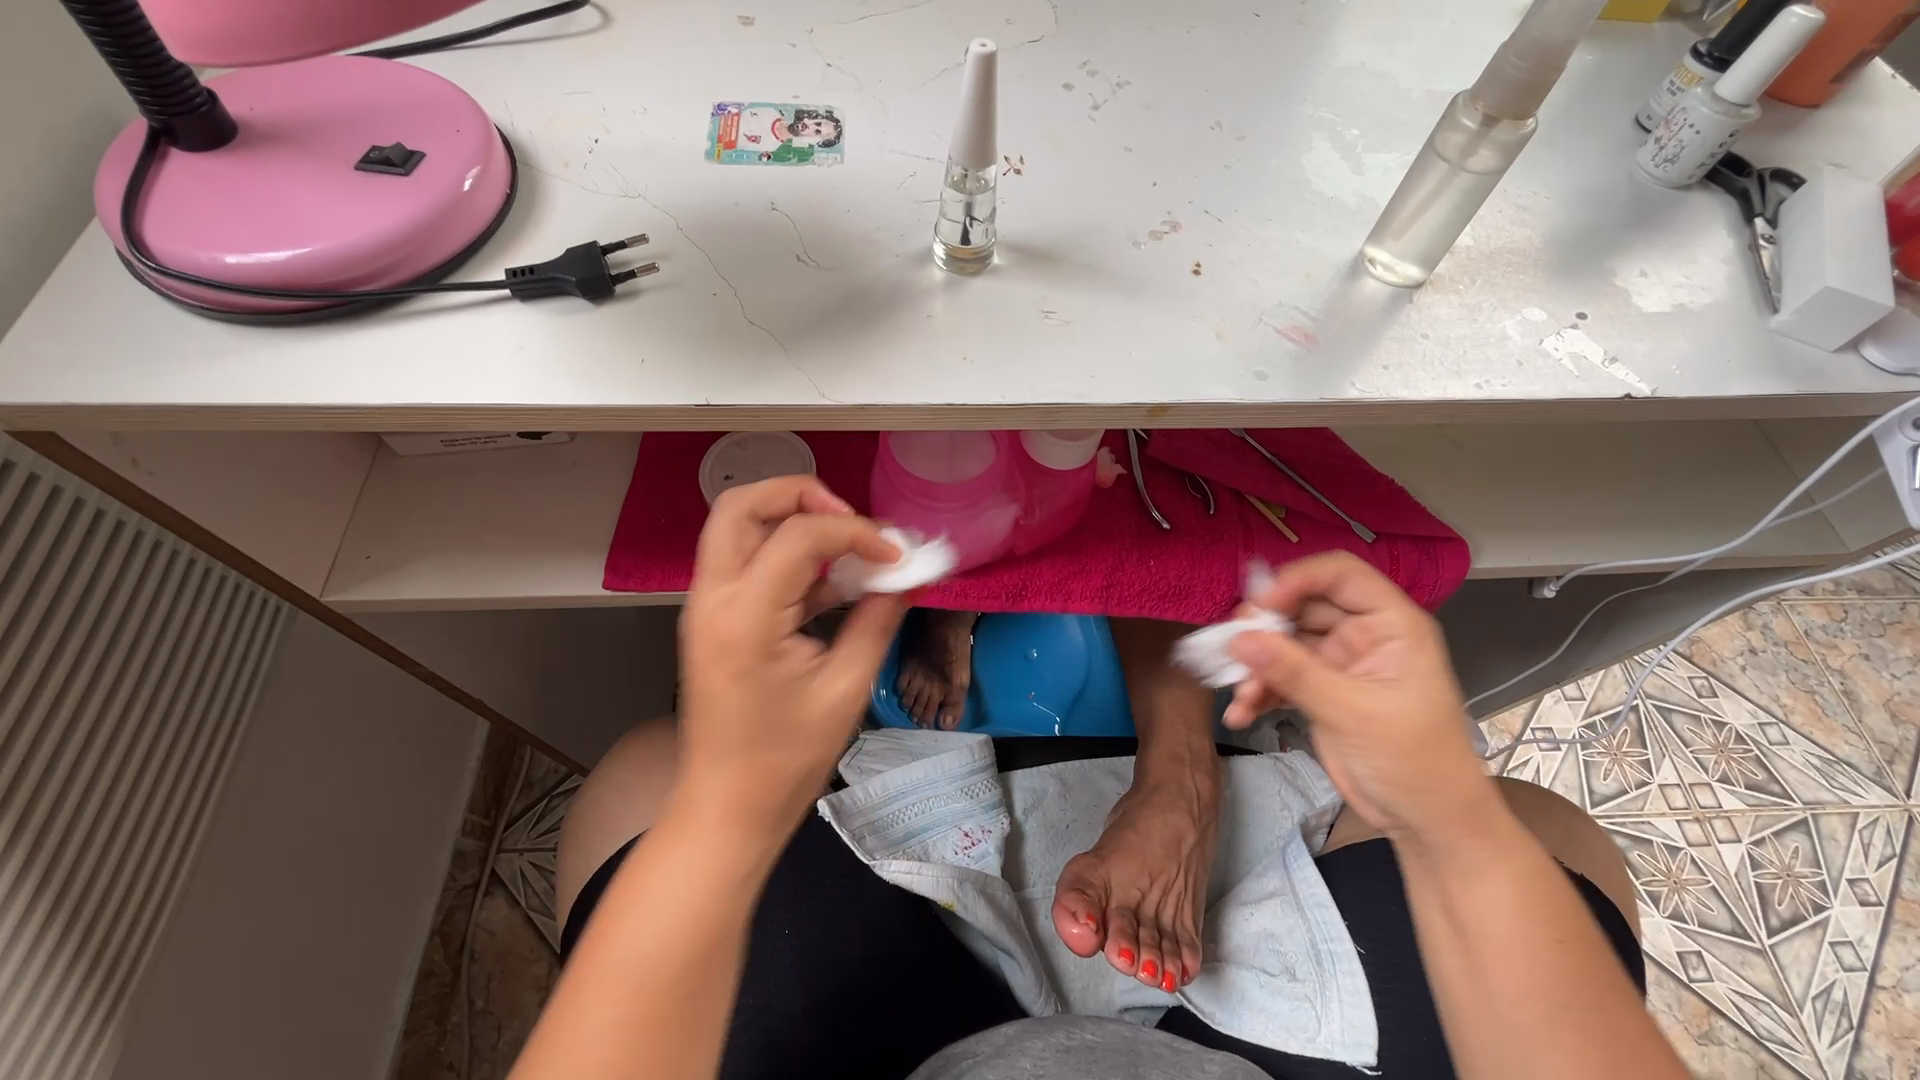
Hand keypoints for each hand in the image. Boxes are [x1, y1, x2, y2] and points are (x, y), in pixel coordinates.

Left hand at [675, 476, 910, 839]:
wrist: (727, 807)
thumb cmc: (786, 760)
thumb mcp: (846, 689)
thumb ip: (876, 620)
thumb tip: (905, 578)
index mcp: (746, 617)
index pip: (800, 535)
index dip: (857, 532)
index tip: (896, 556)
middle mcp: (714, 599)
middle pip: (742, 505)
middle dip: (801, 495)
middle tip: (850, 521)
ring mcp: (706, 608)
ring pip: (737, 528)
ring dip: (791, 523)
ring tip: (846, 550)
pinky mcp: (712, 621)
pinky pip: (744, 564)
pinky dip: (785, 558)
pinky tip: (832, 586)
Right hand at [1223, 552, 1491, 840]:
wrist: (1427, 823)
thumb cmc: (1416, 762)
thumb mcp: (1355, 713)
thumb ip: (1295, 673)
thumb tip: (1241, 640)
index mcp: (1391, 625)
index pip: (1340, 575)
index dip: (1296, 580)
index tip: (1259, 608)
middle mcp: (1363, 636)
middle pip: (1301, 607)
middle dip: (1264, 629)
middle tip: (1233, 650)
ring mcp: (1338, 665)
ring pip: (1283, 644)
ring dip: (1255, 666)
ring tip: (1240, 694)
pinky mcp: (1320, 693)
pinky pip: (1278, 678)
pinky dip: (1258, 692)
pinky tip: (1241, 713)